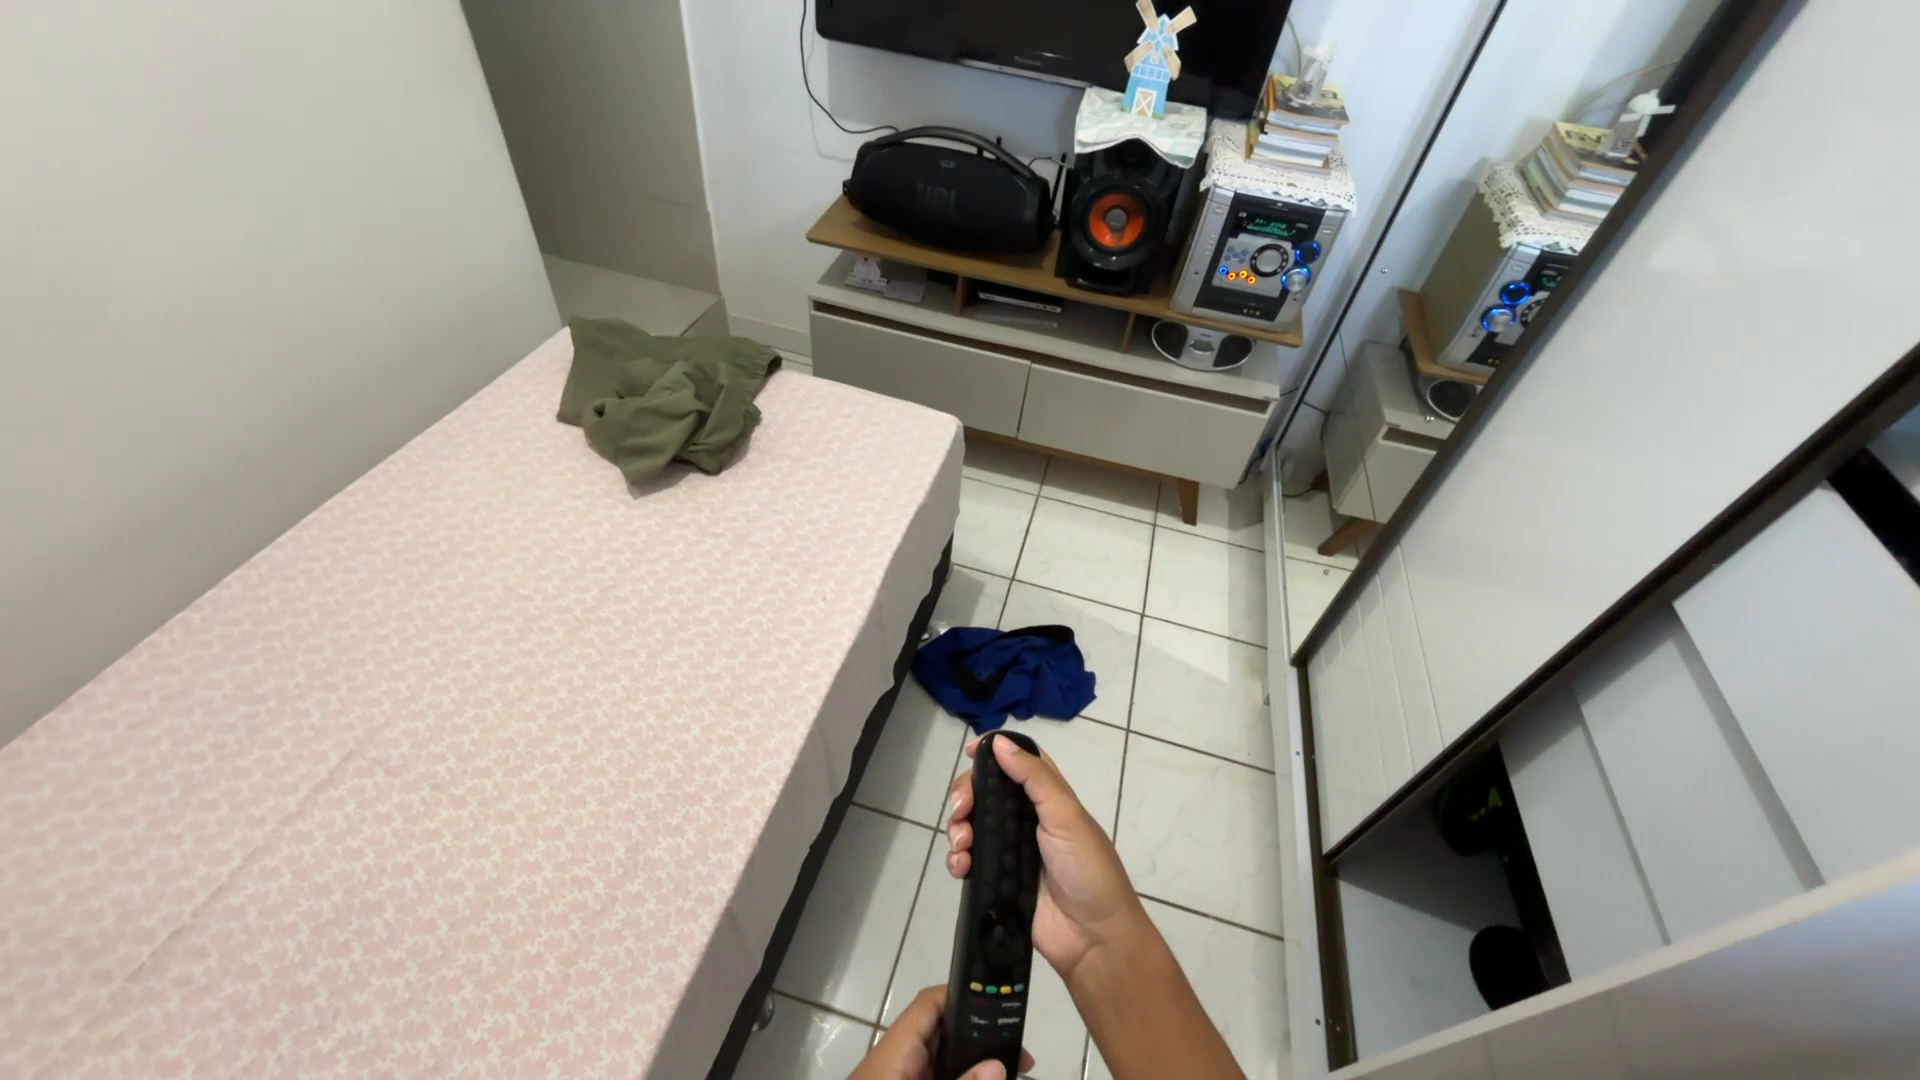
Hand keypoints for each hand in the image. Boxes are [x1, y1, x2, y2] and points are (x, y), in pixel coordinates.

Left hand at [849, 985, 1031, 1079]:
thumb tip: (998, 1065)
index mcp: (895, 1051)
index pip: (931, 1004)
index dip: (964, 996)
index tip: (1002, 1007)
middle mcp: (895, 1061)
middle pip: (943, 1035)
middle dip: (980, 1040)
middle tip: (1020, 1057)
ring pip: (942, 1064)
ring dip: (972, 1069)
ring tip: (1012, 1076)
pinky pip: (933, 1079)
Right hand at [946, 734, 1147, 980]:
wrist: (1092, 937)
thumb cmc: (1086, 869)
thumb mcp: (1066, 816)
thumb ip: (1034, 778)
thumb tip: (999, 743)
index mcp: (1047, 798)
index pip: (1017, 763)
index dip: (994, 752)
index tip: (970, 750)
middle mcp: (1025, 819)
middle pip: (985, 792)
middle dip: (965, 794)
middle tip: (961, 809)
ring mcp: (1009, 851)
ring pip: (971, 825)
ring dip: (957, 828)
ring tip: (962, 846)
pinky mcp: (996, 880)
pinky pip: (968, 861)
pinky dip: (958, 859)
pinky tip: (961, 867)